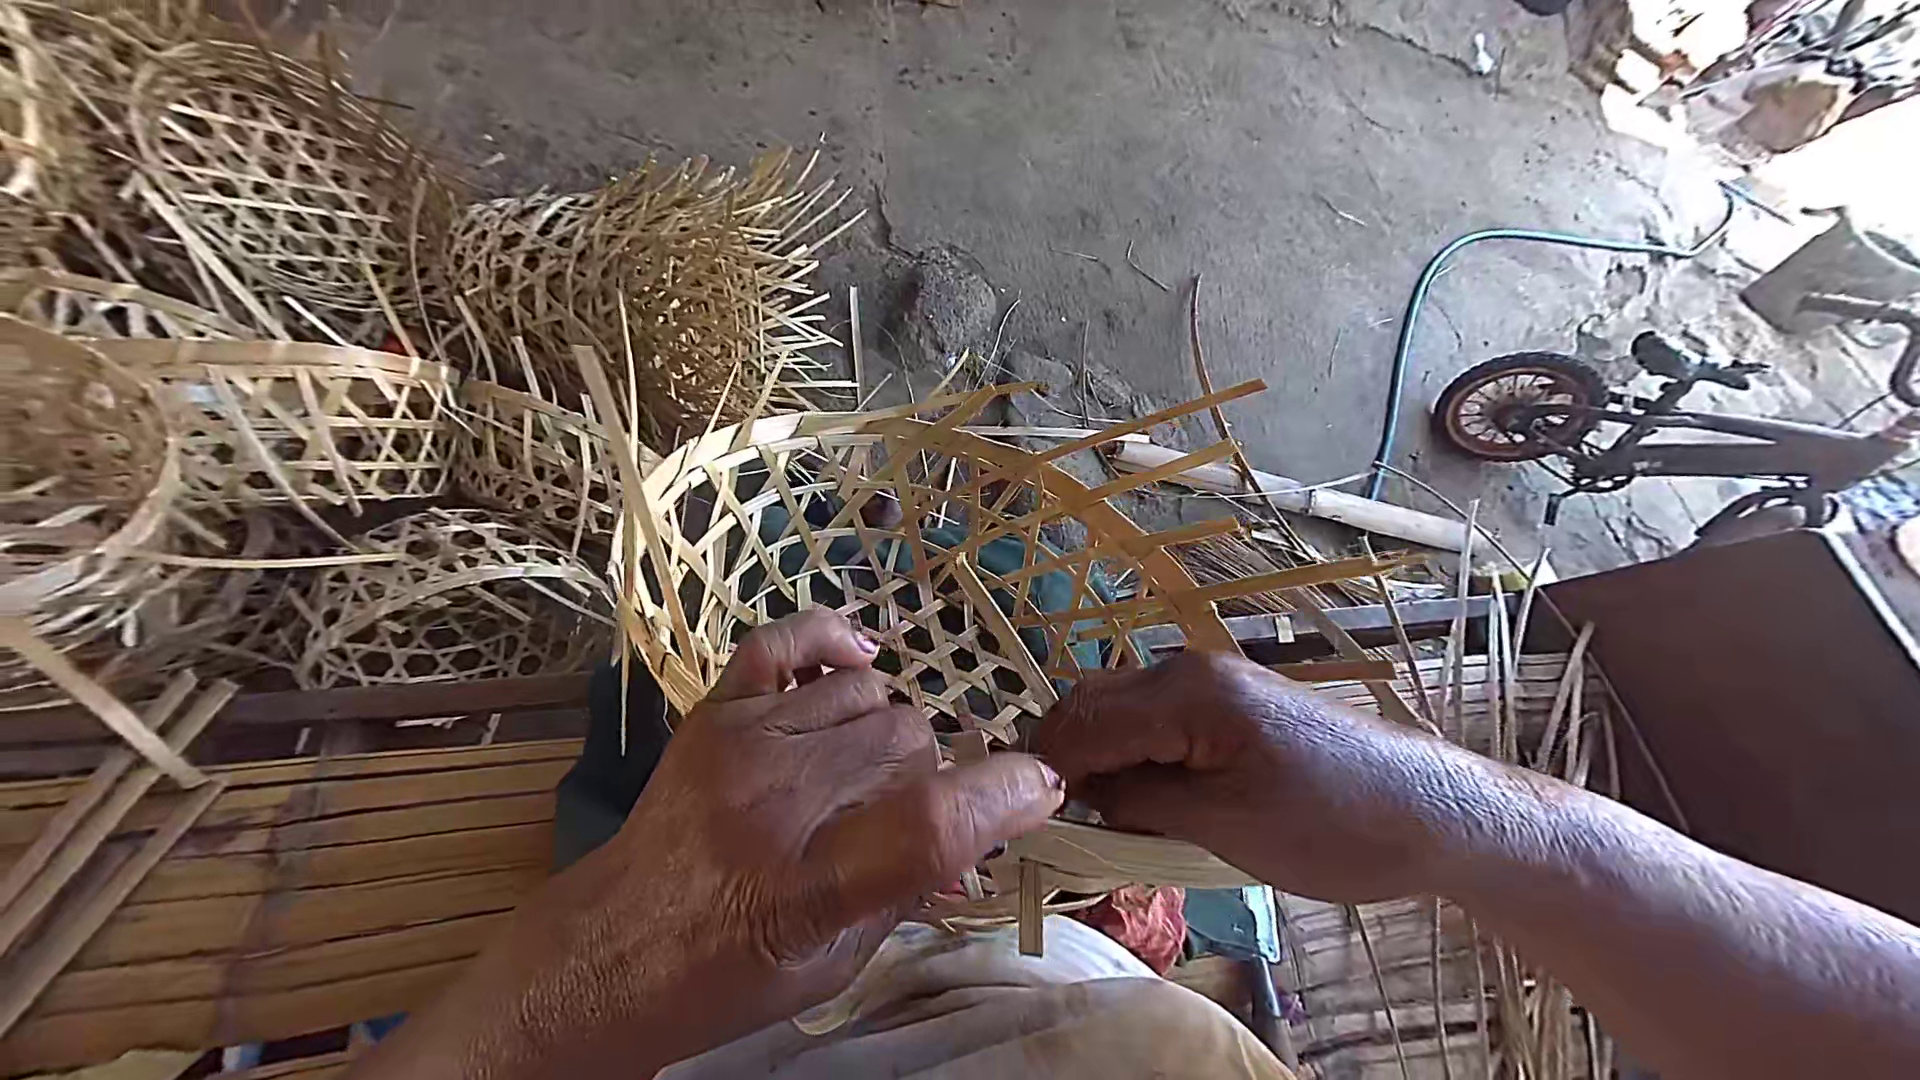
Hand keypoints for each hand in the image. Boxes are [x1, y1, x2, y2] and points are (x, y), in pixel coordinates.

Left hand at [353, 609, 1063, 1079]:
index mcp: (811, 885)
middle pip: (909, 742)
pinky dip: (835, 641)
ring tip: (858, 766)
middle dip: (929, 773)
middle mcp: (777, 799)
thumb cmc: (730, 969)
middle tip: (903, 805)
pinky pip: (790, 640)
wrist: (610, 945)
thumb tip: (981, 814)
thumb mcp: (836, 961)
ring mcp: (742, 741)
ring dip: (884, 732)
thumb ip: (913, 878)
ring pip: (871, 696)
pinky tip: (858, 661)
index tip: (1041, 784)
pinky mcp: (715, 710)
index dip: (1004, 793)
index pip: (931, 820)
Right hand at [1034, 649, 1502, 902]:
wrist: (1434, 810)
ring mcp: (1205, 678)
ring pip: (1116, 706)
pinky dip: (1129, 749)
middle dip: (1066, 755)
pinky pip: (1149, 714)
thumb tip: (1078, 795)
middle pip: (1091, 701)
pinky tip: (1141, 790)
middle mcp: (1185, 668)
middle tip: (1065, 816)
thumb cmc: (1333, 824)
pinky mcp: (1222, 697)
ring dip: (1097, 753)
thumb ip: (1138, 801)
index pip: (1085, 720)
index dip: (1051, 767)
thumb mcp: (1224, 826)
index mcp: (1185, 691)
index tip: (1034, 817)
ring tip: (1102, 811)